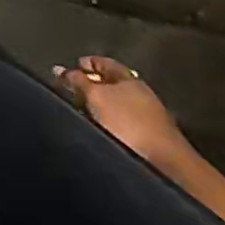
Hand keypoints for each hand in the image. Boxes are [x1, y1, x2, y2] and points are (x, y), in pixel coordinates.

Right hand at [55, 56, 193, 167]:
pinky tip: (101, 130)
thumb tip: (60, 69)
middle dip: (91, 85)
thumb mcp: (95, 96)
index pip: (103, 62)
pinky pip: (122, 123)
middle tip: (71, 90)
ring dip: (99, 106)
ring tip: (82, 113)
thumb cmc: (127, 123)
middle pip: (110, 83)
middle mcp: (140, 93)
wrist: (164, 162)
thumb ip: (77, 81)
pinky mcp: (150, 137)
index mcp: (128, 78)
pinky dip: (109, 123)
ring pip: (117, 104)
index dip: (85, 63)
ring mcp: (148, 116)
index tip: (68, 68)